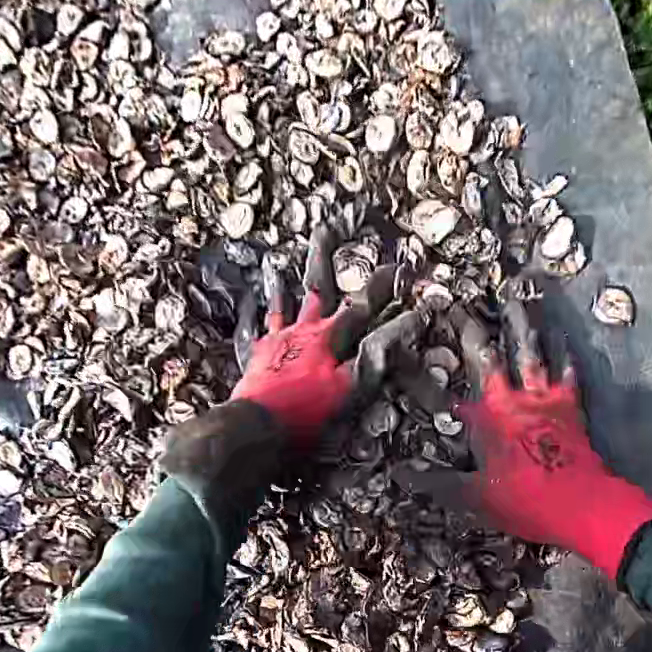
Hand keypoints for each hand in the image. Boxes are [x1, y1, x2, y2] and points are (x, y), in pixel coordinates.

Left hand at [228, 218, 412, 446]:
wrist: (256, 427)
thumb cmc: (305, 412)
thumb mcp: (348, 389)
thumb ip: (374, 357)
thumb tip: (403, 329)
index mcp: (328, 338)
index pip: (362, 305)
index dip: (383, 286)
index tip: (401, 267)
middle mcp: (302, 331)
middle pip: (318, 286)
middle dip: (327, 255)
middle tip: (330, 225)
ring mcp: (277, 341)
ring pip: (282, 303)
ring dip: (284, 282)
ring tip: (279, 262)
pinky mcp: (256, 356)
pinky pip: (252, 329)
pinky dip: (251, 315)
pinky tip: (248, 305)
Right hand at [416, 295, 651, 579]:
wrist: (583, 505)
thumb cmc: (525, 500)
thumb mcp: (473, 497)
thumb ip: (434, 483)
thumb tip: (398, 473)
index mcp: (484, 420)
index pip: (441, 391)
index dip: (418, 371)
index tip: (400, 354)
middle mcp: (511, 399)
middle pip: (488, 355)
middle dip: (470, 327)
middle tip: (459, 301)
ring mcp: (543, 398)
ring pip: (529, 350)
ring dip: (520, 322)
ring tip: (514, 295)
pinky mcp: (570, 405)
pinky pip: (566, 369)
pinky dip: (563, 350)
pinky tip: (561, 333)